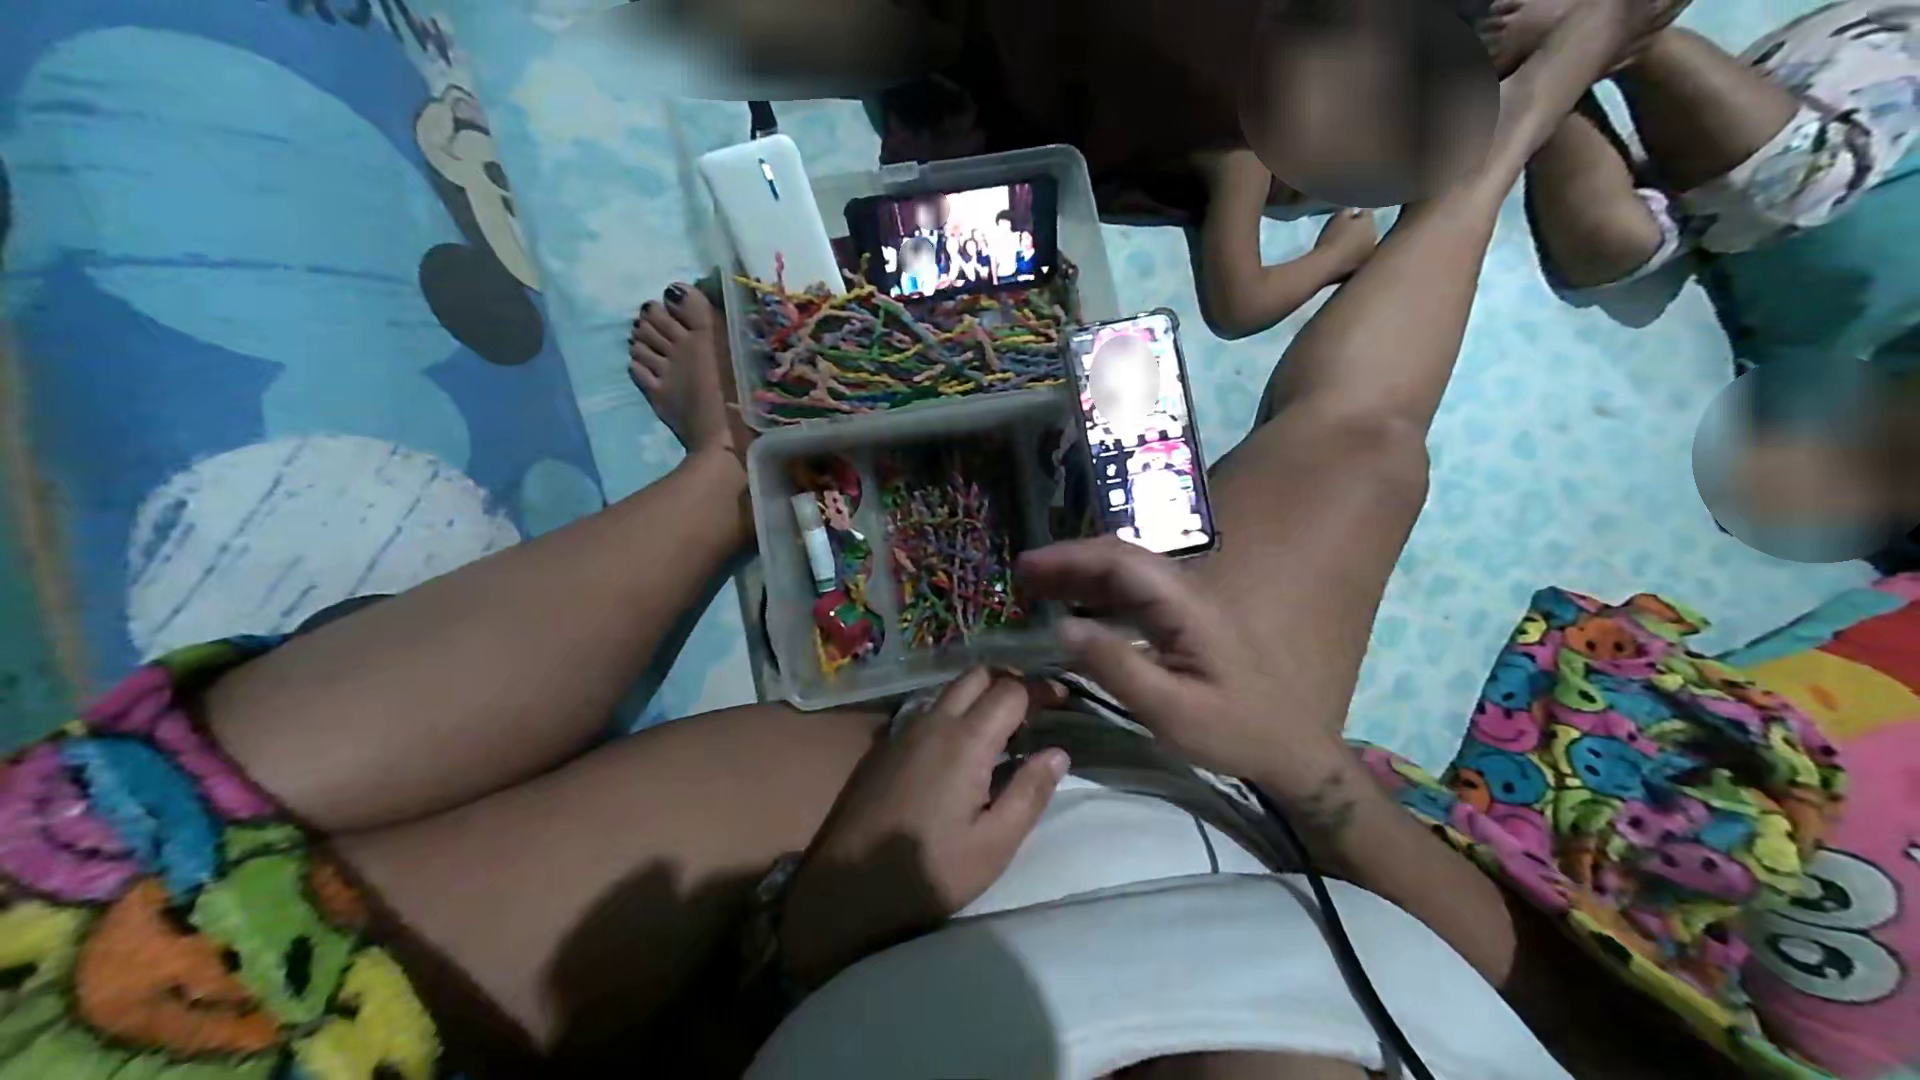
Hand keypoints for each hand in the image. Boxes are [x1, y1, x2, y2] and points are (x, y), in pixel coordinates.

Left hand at [779, 671, 1068, 984]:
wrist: (846, 886)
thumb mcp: (993, 845)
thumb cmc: (928, 871)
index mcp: (965, 741)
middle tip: (1035, 706)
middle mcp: (934, 722)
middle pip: (978, 675)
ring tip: (1005, 726)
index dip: (1041, 689)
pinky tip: (963, 746)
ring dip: (982, 693)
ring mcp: (905, 730)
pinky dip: (956, 709)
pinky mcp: (887, 745)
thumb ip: (1029, 793)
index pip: (1010, 691)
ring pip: (951, 690)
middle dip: (1011, 680)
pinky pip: (930, 709)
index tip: (1063, 699)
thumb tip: (1058, 752)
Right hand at [1018, 537, 1346, 789]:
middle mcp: (1184, 592)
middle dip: (1067, 560)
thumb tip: (1063, 627)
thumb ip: (1117, 667)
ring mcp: (1184, 604)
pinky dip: (1094, 594)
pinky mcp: (1181, 619)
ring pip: (1123, 574)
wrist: (1288, 743)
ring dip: (1077, 574)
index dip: (1070, 557)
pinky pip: (1130, 596)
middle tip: (1020, 576)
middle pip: (1119, 559)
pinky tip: (1071, 608)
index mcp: (1186, 605)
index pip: (1121, 562)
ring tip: (1034, 587)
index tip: (1026, 566)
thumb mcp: (1172, 712)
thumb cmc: (1234, 730)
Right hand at [1312, 209, 1378, 280]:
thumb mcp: (1337, 218)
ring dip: (1358, 246)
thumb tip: (1353, 211)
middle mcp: (1374, 237)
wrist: (1326, 266)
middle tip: (1345, 235)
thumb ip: (1348, 211)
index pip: (1366, 213)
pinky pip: (1359, 261)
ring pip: (1365, 246)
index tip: (1346, 219)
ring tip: (1344, 250)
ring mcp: (1369, 254)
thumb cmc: (1331, 239)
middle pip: (1368, 230)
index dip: (1356, 215)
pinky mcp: (1362, 269)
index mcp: (1369, 222)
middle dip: (1360, 231)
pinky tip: (1343, 262)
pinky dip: (1353, 260)